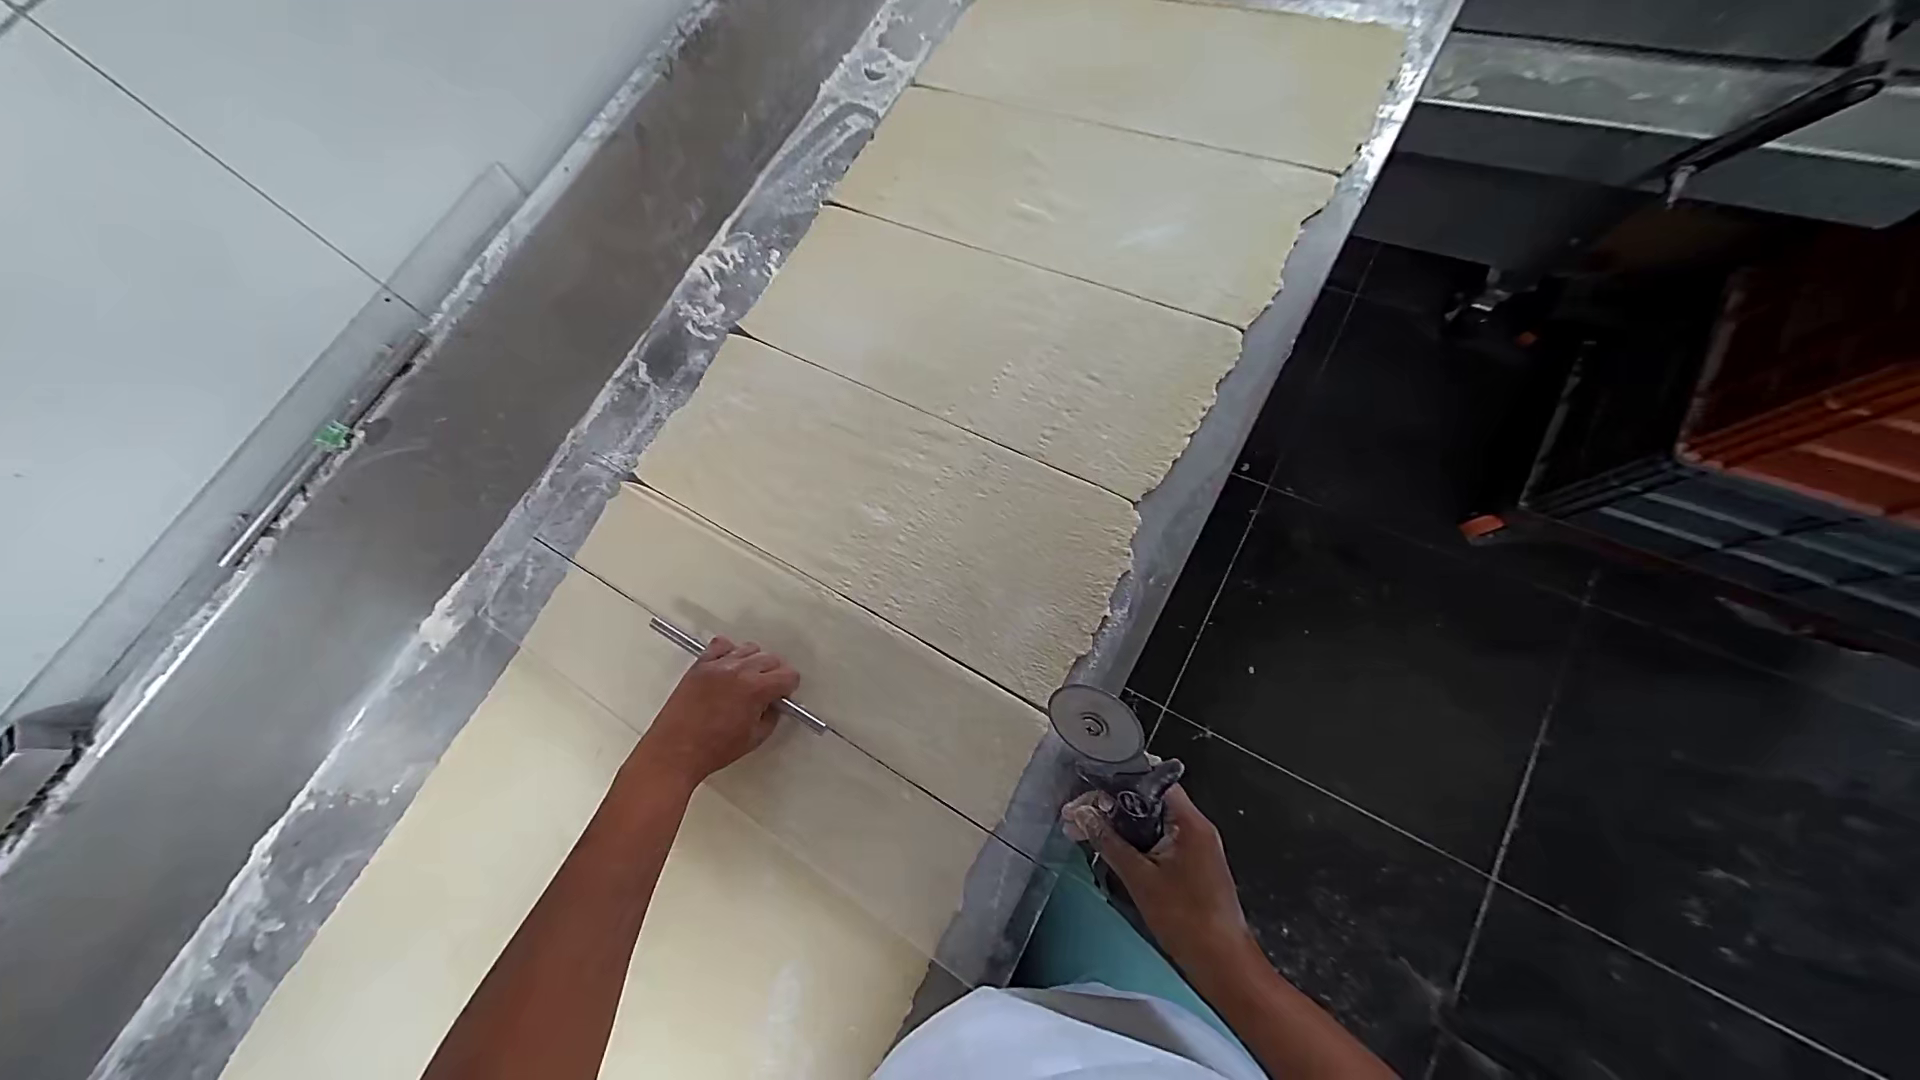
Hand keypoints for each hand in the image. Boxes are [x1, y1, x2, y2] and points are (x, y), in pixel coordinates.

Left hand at [632, 635, 799, 790]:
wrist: (674, 752)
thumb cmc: (710, 749)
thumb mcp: (755, 738)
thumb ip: (771, 715)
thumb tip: (773, 704)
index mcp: (755, 689)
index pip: (788, 674)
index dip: (789, 686)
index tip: (783, 694)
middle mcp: (738, 671)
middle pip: (772, 658)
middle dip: (775, 674)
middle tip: (768, 691)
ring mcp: (717, 665)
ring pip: (750, 648)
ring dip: (754, 662)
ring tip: (747, 680)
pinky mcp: (699, 666)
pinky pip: (721, 645)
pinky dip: (729, 652)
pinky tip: (728, 668)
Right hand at [1069, 784, 1257, 972]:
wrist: (1222, 964)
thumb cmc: (1185, 919)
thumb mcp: (1139, 878)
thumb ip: (1109, 841)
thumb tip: (1081, 815)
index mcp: (1189, 822)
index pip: (1152, 780)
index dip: (1119, 779)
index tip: (1090, 789)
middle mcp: (1196, 827)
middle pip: (1149, 799)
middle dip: (1113, 805)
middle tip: (1080, 816)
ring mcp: (1196, 845)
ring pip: (1152, 820)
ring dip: (1122, 824)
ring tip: (1088, 831)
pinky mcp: (1193, 862)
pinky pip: (1160, 838)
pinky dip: (1136, 840)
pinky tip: (1112, 849)